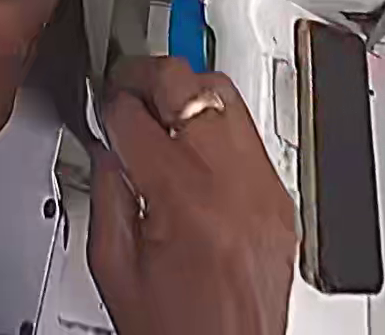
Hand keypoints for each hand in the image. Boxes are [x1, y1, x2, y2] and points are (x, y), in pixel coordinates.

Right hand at [89, 56, 296, 334]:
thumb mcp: (114, 265)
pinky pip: (247, 127)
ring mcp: (261, 185)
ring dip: (184, 88)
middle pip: (183, 84)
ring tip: (161, 101)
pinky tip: (194, 134)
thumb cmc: (176, 332)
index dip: (110, 103)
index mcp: (183, 201)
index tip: (104, 104)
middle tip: (127, 84)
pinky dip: (215, 118)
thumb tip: (105, 139)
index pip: (136, 116)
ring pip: (221, 90)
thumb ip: (104, 190)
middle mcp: (230, 183)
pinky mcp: (280, 194)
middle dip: (144, 74)